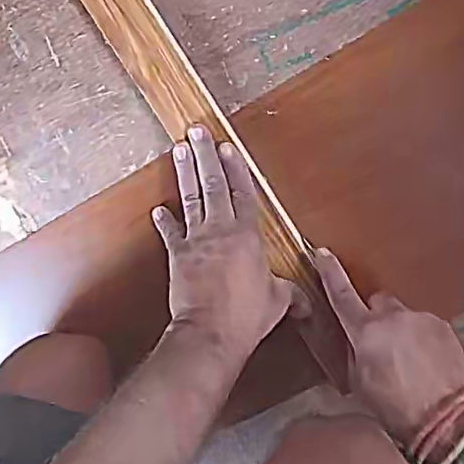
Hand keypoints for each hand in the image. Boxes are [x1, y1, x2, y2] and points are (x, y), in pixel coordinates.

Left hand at [151, 125, 303, 357]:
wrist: (210, 332)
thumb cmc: (247, 316)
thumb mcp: (277, 302)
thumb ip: (289, 294)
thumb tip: (306, 303)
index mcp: (248, 236)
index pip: (243, 193)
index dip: (236, 168)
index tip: (227, 147)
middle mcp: (220, 230)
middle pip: (214, 185)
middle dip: (206, 156)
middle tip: (197, 132)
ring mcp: (196, 240)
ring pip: (191, 198)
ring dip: (185, 173)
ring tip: (179, 150)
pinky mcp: (178, 255)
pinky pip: (170, 233)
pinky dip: (164, 221)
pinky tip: (158, 209)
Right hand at [312, 248, 463, 443]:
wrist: (448, 420)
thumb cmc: (397, 407)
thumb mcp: (360, 382)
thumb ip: (353, 352)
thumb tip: (353, 340)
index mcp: (366, 331)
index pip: (341, 294)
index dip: (329, 272)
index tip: (322, 254)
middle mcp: (392, 317)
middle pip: (377, 301)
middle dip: (376, 315)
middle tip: (380, 342)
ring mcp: (420, 319)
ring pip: (402, 314)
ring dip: (400, 329)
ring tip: (408, 360)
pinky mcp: (442, 326)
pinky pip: (423, 324)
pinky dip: (421, 338)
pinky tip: (425, 361)